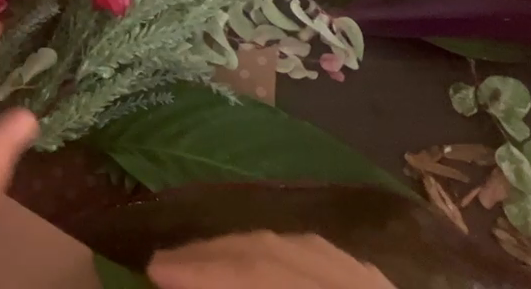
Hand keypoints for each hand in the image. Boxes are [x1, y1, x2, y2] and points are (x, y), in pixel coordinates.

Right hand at [148, 232, 394, 288]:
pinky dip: (280, 250)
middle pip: (275, 253)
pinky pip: (323, 253)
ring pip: (298, 245)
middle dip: (212, 254)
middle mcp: (354, 287)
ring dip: (241, 246)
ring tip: (199, 258)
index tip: (153, 271)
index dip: (203, 272)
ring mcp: (371, 284)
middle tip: (163, 262)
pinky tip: (256, 254)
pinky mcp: (377, 287)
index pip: (260, 276)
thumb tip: (188, 288)